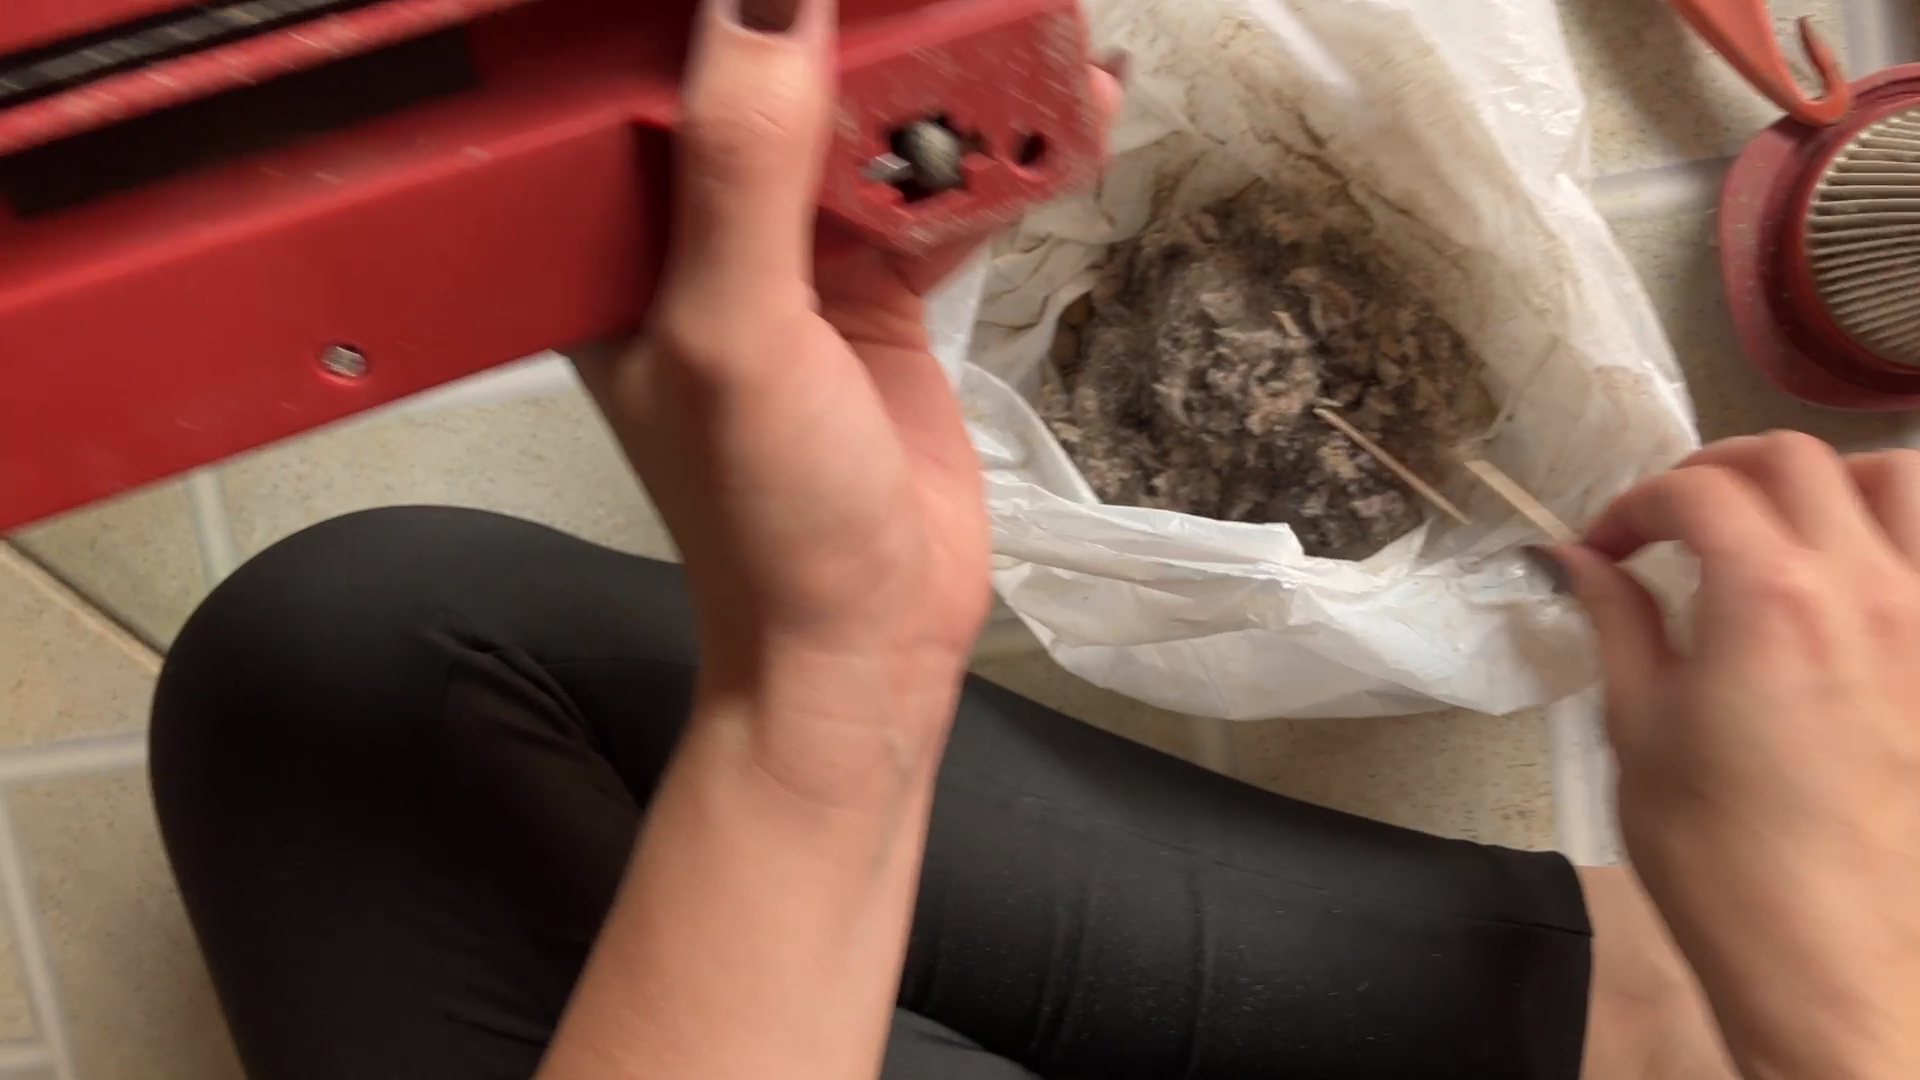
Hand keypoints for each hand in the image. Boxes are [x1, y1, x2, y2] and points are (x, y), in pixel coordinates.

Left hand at [572, 0, 1121, 806]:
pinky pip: (941, 209)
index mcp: (627, 248)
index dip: (734, 13)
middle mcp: (711, 247)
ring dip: (957, 90)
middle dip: (872, 33)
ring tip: (1037, 28)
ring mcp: (807, 275)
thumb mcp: (737, 339)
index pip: (658, 76)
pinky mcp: (884, 308)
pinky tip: (1070, 119)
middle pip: (785, 93)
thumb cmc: (777, 514)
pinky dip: (1000, 167)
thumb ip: (744, 170)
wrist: (870, 630)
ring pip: (876, 143)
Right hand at [1551, 432, 1919, 1079]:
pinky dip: (1882, 527)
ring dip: (1810, 482)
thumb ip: (1616, 616)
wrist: (1834, 947)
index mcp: (1768, 603)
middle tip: (1657, 522)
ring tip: (1755, 527)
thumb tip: (1574, 558)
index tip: (1594, 552)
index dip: (1626, 507)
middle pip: (1791, 460)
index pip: (1694, 493)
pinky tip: (1830, 573)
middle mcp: (1871, 591)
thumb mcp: (1634, 716)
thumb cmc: (1707, 833)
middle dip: (1704, 472)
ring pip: (1897, 479)